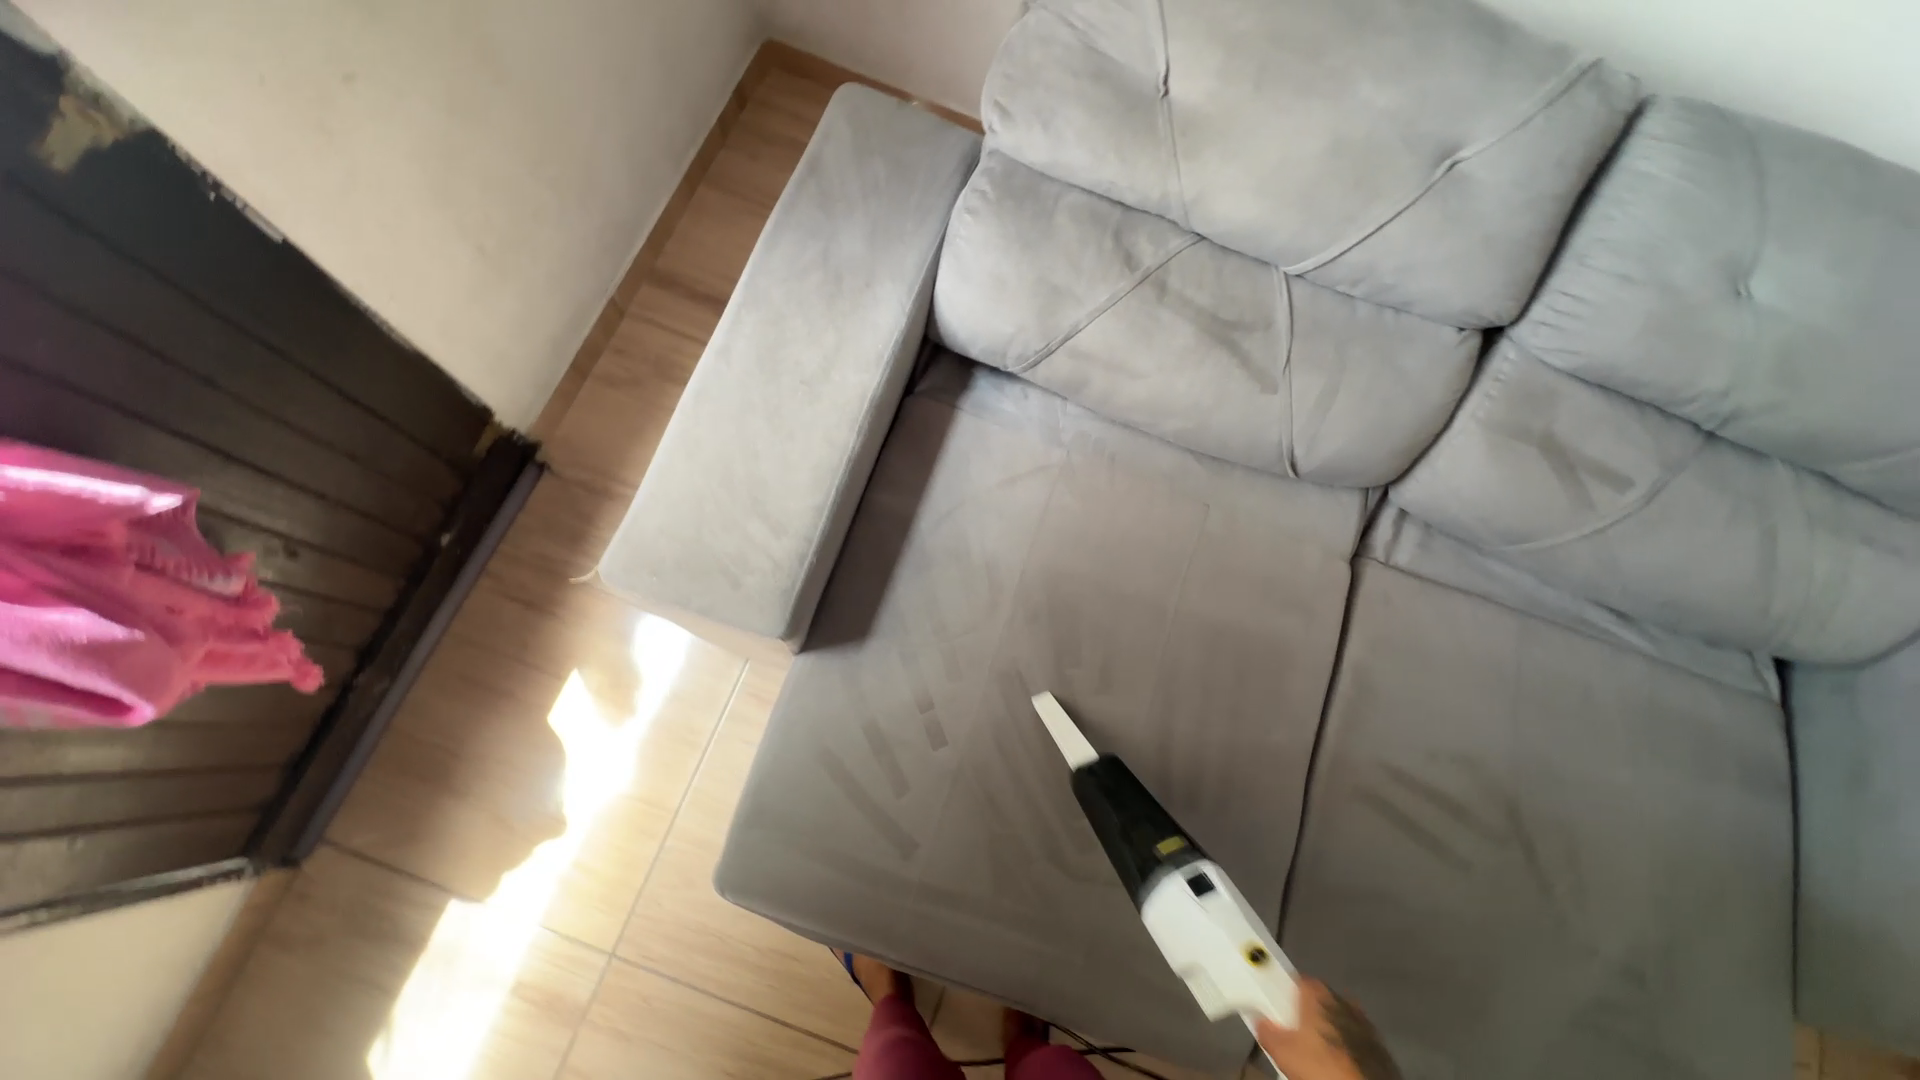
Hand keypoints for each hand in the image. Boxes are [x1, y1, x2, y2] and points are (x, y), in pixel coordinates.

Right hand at [1254, 978, 1402, 1079]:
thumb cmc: (1320, 1065)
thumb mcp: (1281, 1050)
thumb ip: (1266, 1029)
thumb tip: (1261, 1021)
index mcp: (1316, 992)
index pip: (1293, 980)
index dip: (1282, 994)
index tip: (1274, 1009)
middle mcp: (1341, 998)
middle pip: (1315, 1000)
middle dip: (1303, 1014)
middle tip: (1291, 1034)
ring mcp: (1362, 1020)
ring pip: (1335, 1019)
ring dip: (1325, 1030)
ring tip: (1314, 1052)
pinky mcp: (1378, 1043)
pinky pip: (1352, 1037)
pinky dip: (1342, 1045)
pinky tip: (1334, 1062)